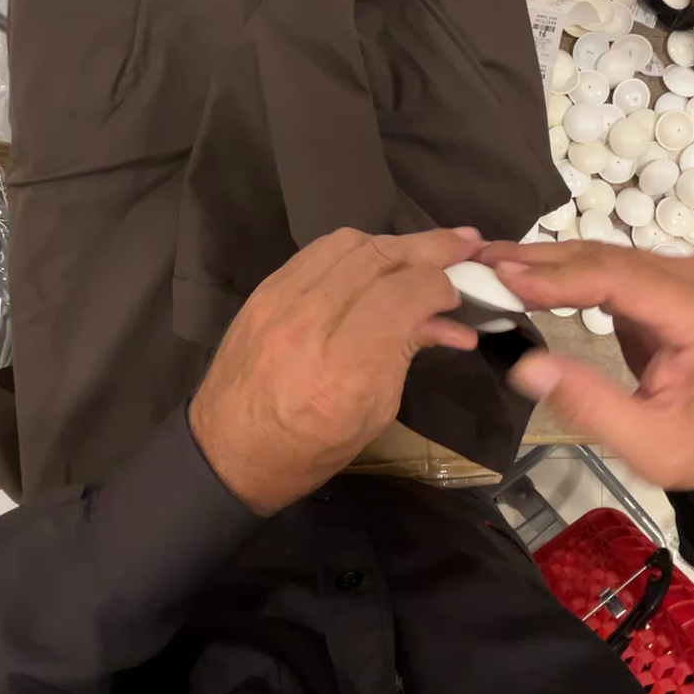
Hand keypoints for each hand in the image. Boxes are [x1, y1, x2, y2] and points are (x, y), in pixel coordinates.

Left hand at [189, 227, 482, 514]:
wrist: (227, 452)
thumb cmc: (310, 449)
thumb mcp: (375, 413)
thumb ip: (407, 354)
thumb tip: (446, 320)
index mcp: (344, 367)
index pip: (403, 295)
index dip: (441, 283)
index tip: (460, 290)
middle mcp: (310, 321)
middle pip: (379, 257)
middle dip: (430, 246)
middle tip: (466, 241)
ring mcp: (280, 299)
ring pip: (349, 243)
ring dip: (394, 243)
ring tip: (424, 252)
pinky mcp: (264, 290)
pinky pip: (319, 250)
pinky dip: (358, 249)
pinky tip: (380, 260)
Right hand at [478, 242, 693, 490]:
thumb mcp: (646, 444)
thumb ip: (588, 403)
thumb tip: (525, 367)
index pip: (618, 279)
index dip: (557, 276)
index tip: (503, 276)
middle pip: (607, 259)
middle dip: (540, 261)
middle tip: (481, 261)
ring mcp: (683, 278)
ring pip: (604, 256)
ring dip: (547, 261)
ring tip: (494, 264)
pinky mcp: (666, 283)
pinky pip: (609, 268)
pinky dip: (565, 271)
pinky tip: (529, 277)